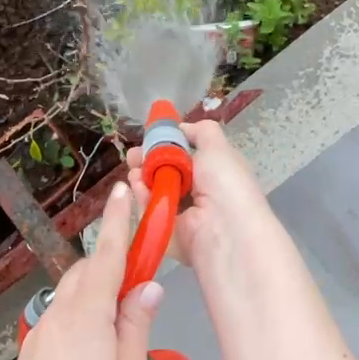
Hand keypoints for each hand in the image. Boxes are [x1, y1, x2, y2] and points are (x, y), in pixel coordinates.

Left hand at [0, 182, 163, 359]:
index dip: (118, 220)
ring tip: (118, 329)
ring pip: (72, 295)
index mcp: (88, 311)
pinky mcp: (31, 353)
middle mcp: (59, 312)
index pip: (107, 253)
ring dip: (95, 294)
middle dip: (110, 266)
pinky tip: (91, 354)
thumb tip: (147, 285)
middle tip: (137, 287)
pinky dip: (79, 317)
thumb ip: (137, 323)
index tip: (122, 190)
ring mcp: (41, 332)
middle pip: (87, 272)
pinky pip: (60, 319)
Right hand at [125, 119, 275, 269]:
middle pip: (164, 173)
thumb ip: (201, 132)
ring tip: (134, 169)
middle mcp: (198, 194)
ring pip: (154, 191)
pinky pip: (150, 212)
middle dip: (147, 161)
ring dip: (141, 177)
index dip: (165, 146)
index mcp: (212, 174)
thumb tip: (182, 127)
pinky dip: (141, 198)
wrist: (225, 229)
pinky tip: (136, 185)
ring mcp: (182, 215)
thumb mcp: (218, 147)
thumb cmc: (225, 183)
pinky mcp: (167, 232)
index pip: (184, 157)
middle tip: (133, 156)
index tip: (149, 139)